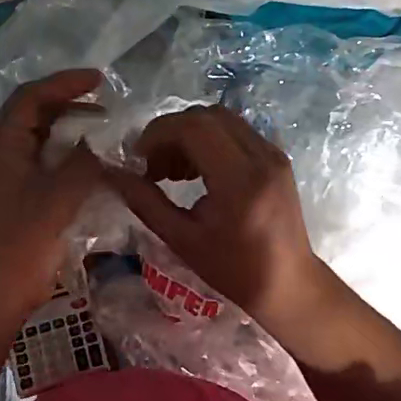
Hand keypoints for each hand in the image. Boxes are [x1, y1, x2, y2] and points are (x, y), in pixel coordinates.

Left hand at [0, 70, 104, 317]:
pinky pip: (36, 166)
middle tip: (105, 106)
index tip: (100, 80)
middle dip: (67, 105)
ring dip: (65, 132)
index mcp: (0, 147)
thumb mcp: (58, 200)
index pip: (31, 98)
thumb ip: (82, 164)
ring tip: (100, 134)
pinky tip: (85, 171)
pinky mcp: (6, 203)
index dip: (65, 83)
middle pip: (29, 115)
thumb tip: (97, 144)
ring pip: (33, 142)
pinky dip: (61, 159)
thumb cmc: (19, 247)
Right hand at [104, 105, 341, 332]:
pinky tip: (194, 171)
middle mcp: (262, 157)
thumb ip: (146, 202)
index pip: (194, 127)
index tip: (138, 158)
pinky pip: (236, 133)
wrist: (288, 284)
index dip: (158, 134)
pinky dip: (209, 142)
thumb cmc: (234, 271)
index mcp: (240, 180)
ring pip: (222, 120)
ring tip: (169, 170)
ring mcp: (273, 155)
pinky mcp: (276, 159)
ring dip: (189, 135)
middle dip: (172, 132)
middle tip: (151, 164)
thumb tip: (113, 173)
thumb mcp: (183, 240)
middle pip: (208, 116)